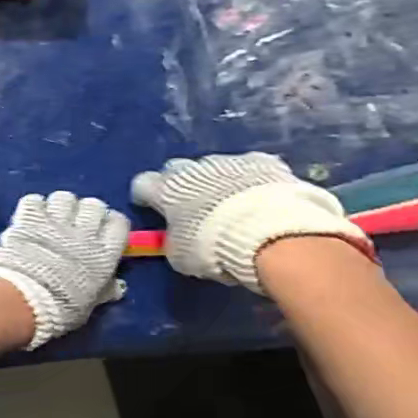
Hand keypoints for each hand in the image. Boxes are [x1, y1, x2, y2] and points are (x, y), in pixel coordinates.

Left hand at [0, 192, 129, 349]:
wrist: (25, 297)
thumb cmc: (61, 306)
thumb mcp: (92, 301)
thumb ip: (105, 289)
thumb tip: (117, 286)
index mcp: (105, 253)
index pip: (118, 223)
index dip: (109, 223)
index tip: (100, 228)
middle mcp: (84, 233)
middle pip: (93, 205)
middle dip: (83, 210)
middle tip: (72, 222)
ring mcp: (55, 223)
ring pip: (64, 198)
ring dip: (57, 205)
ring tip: (49, 217)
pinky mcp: (28, 219)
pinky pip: (33, 200)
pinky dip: (32, 206)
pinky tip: (29, 216)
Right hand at [130, 153, 370, 294]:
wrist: (275, 236)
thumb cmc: (214, 246)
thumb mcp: (181, 254)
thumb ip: (173, 239)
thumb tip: (177, 238)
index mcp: (164, 189)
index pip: (142, 185)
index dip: (147, 197)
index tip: (154, 209)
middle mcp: (191, 170)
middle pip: (178, 170)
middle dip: (183, 185)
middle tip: (194, 207)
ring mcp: (229, 163)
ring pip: (215, 167)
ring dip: (218, 181)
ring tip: (233, 203)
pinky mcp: (267, 164)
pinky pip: (252, 167)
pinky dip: (253, 179)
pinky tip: (261, 195)